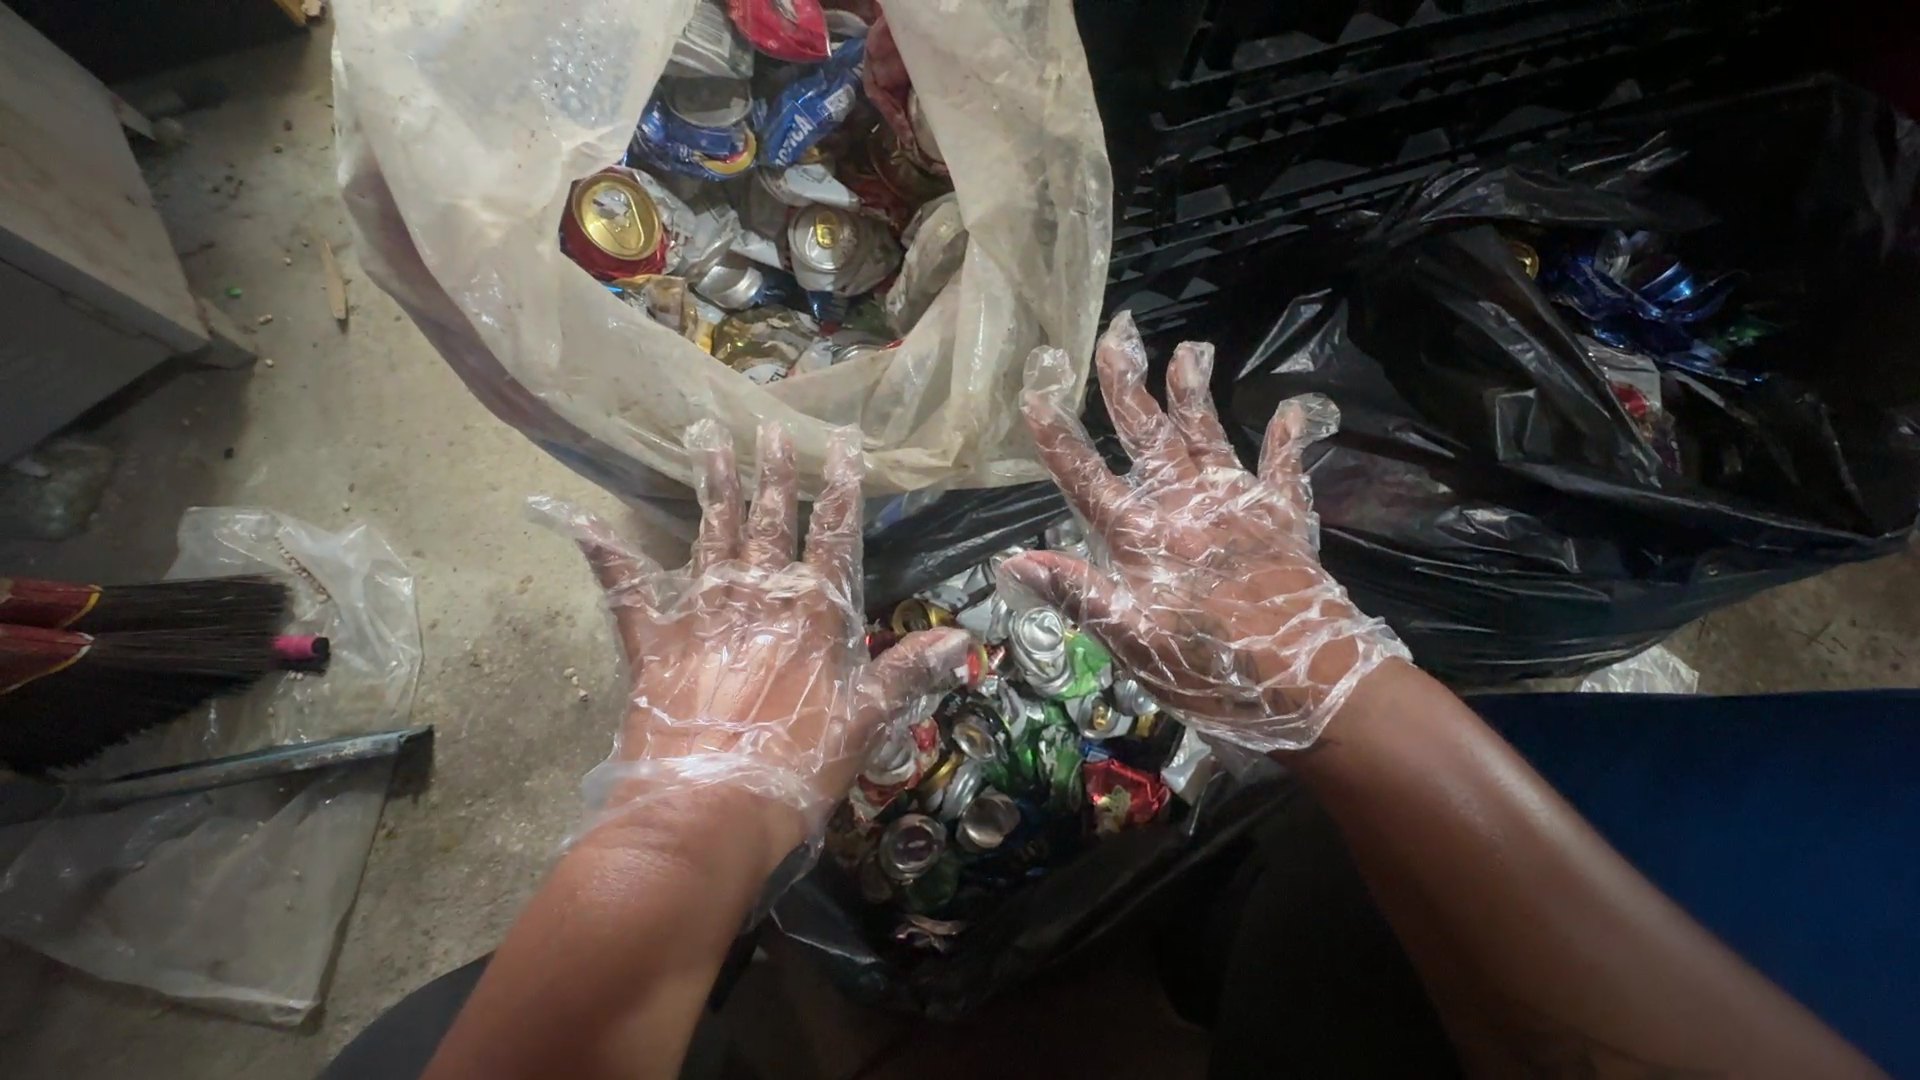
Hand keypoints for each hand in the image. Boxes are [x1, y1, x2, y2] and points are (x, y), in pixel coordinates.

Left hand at [532, 421, 974, 843]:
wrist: (707, 814)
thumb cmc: (794, 769)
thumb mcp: (863, 724)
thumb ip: (906, 673)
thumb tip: (963, 639)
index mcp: (812, 615)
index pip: (834, 536)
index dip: (840, 488)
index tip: (841, 443)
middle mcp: (758, 598)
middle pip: (768, 522)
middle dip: (773, 474)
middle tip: (769, 427)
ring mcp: (700, 614)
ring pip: (709, 534)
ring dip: (711, 486)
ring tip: (708, 440)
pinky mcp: (651, 641)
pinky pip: (623, 588)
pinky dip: (602, 551)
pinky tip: (575, 516)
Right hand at [996, 312, 1408, 751]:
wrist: (1313, 686)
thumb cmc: (1215, 671)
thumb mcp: (1134, 645)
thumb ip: (1080, 593)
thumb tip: (1015, 560)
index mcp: (1144, 540)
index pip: (1088, 481)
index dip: (1060, 441)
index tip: (1037, 396)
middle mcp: (1187, 509)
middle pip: (1149, 438)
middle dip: (1129, 388)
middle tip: (1117, 338)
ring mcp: (1240, 508)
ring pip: (1208, 438)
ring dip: (1195, 395)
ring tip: (1188, 350)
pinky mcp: (1284, 520)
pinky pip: (1284, 470)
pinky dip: (1285, 440)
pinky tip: (1289, 408)